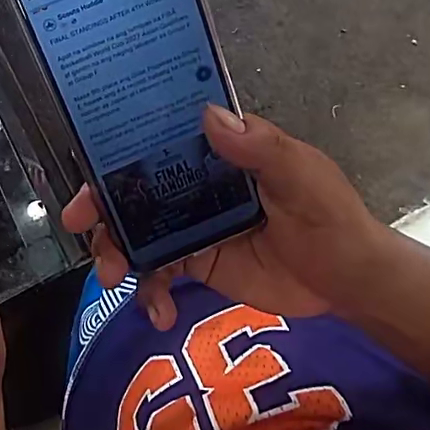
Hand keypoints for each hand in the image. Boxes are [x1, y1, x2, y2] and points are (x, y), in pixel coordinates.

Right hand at [61, 106, 395, 329]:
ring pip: (141, 232)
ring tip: (114, 279)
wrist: (347, 281)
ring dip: (118, 252)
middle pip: (141, 186)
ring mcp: (198, 225)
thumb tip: (209, 115)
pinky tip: (159, 315)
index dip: (125, 147)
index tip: (94, 165)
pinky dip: (150, 293)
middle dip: (106, 204)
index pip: (167, 139)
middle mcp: (203, 183)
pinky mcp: (200, 263)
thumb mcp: (301, 175)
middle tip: (82, 225)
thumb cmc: (330, 217)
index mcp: (226, 153)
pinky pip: (160, 274)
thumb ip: (260, 148)